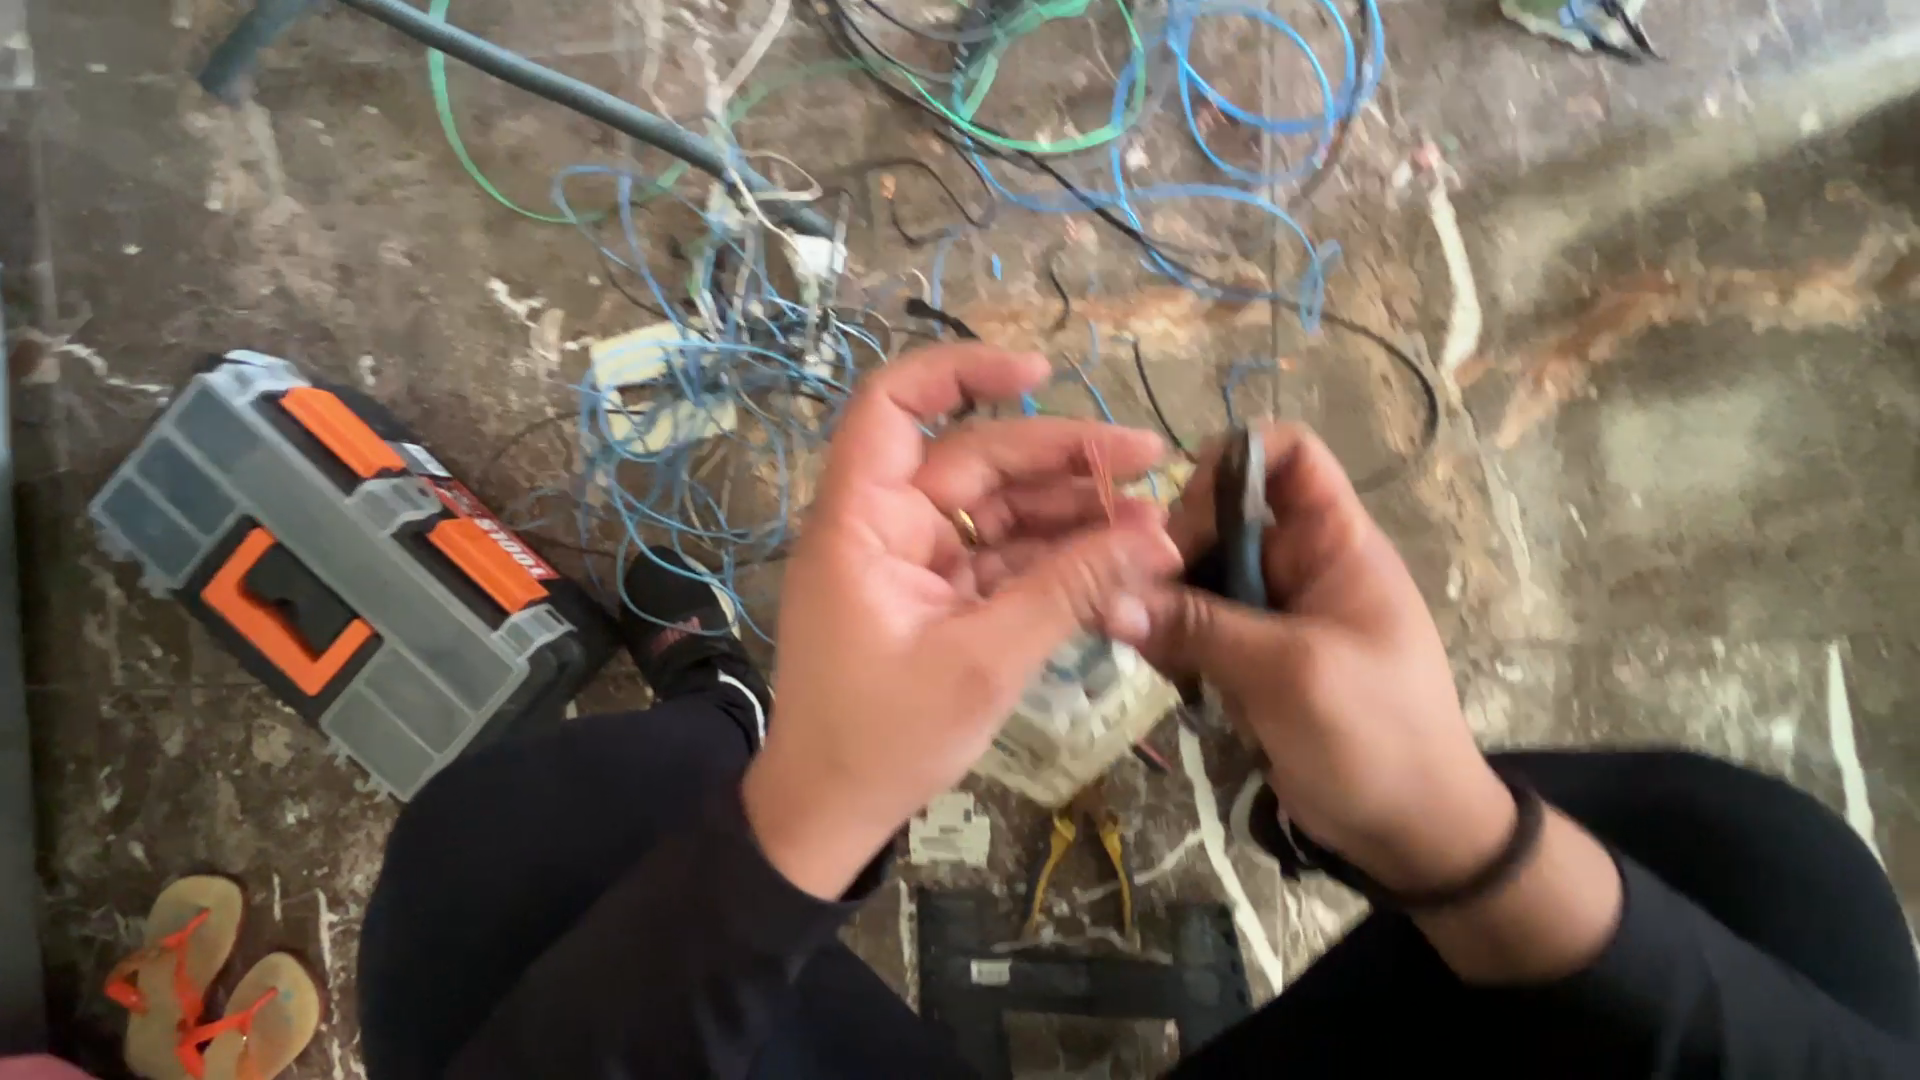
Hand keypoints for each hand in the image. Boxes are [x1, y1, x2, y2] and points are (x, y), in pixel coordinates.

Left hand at [743, 346, 1184, 897]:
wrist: (834, 812)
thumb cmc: (885, 738)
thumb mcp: (984, 662)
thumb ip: (1067, 591)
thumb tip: (1153, 536)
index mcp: (863, 520)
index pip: (894, 406)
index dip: (962, 371)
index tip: (1039, 372)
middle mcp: (886, 525)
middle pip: (977, 460)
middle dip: (1064, 462)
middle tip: (1149, 467)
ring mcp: (915, 561)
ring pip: (1000, 511)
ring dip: (1072, 518)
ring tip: (1150, 532)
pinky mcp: (940, 596)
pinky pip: (1002, 561)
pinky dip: (1055, 566)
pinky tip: (1117, 575)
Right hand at [1130, 424, 1513, 891]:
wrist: (1409, 833)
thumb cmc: (1376, 738)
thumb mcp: (1289, 674)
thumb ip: (1198, 630)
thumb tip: (1107, 601)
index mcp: (1334, 542)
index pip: (1287, 456)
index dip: (1231, 463)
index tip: (1183, 518)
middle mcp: (1296, 563)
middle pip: (1218, 517)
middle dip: (1173, 551)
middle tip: (1135, 598)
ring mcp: (1268, 609)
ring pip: (1195, 574)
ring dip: (1162, 602)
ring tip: (1145, 643)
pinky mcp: (1245, 652)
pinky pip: (1191, 622)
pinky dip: (1168, 639)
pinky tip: (1163, 671)